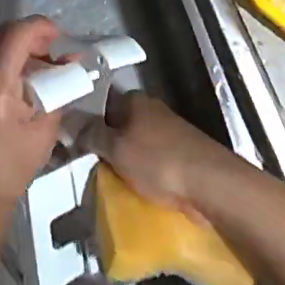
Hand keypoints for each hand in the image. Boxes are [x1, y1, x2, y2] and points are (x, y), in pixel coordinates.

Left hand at [0, 15, 66, 240]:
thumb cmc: (9, 170)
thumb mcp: (43, 134)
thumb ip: (57, 95)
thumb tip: (69, 70)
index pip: (16, 36)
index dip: (40, 27)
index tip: (60, 35)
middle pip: (0, 36)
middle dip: (29, 36)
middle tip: (53, 50)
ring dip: (13, 47)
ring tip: (38, 64)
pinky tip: (17, 78)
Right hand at [80, 90, 244, 213]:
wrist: (215, 186)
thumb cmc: (159, 161)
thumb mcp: (115, 149)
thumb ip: (91, 134)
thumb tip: (69, 121)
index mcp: (133, 98)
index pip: (100, 101)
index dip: (86, 119)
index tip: (75, 138)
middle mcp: (151, 108)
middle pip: (119, 122)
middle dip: (107, 140)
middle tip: (91, 161)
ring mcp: (171, 130)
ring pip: (138, 142)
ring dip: (127, 157)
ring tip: (113, 177)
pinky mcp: (185, 153)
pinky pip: (155, 159)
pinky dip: (147, 170)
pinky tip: (141, 185)